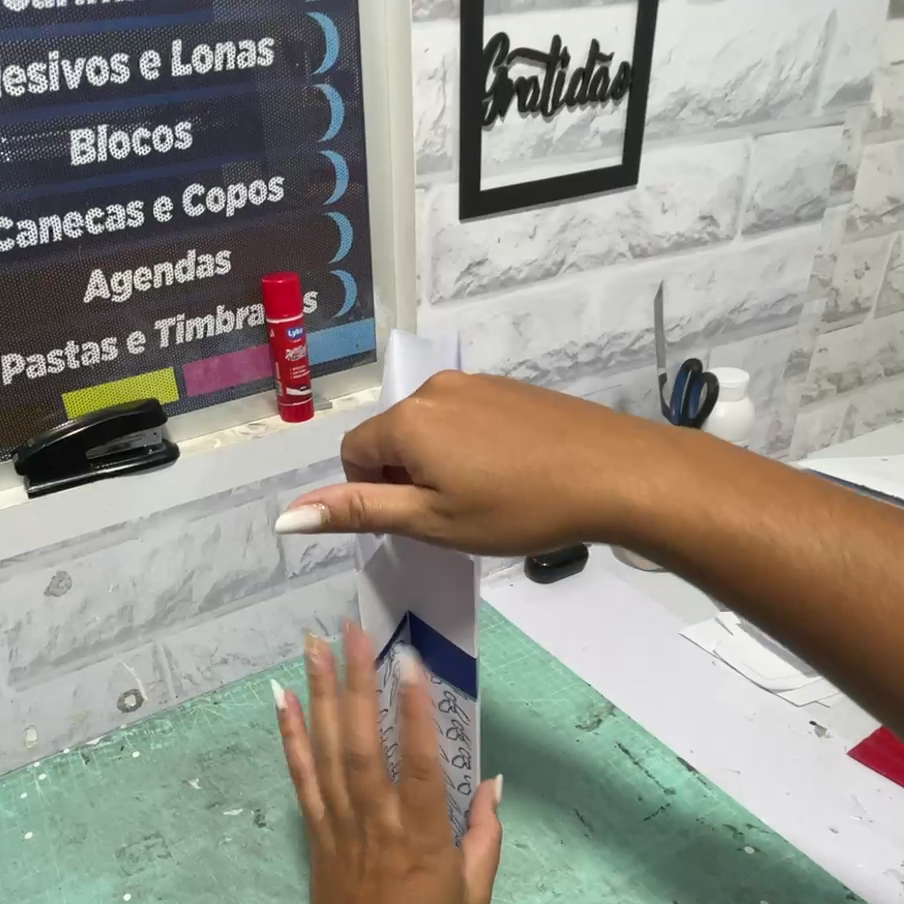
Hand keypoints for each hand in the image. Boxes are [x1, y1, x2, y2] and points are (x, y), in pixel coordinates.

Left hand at [219, 622, 503, 903]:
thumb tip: (495, 782)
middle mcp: (376, 819)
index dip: (416, 710)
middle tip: (352, 630)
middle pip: (362, 742)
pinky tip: (281, 698)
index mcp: (422, 836)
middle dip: (356, 681)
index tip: (410, 661)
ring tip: (314, 644)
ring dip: (319, 692)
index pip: (422, 763)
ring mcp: (338, 821)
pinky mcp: (314, 828)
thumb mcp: (474, 897)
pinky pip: (300, 775)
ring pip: (327, 749)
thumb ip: (485, 836)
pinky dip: (289, 734)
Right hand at [274, 371, 682, 555]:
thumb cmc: (517, 507)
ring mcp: (476, 383)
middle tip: (451, 512)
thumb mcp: (430, 520)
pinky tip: (509, 472)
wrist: (617, 474)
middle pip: (389, 438)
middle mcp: (435, 390)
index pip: (352, 454)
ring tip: (484, 495)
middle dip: (403, 476)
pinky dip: (468, 446)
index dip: (370, 492)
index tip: (415, 517)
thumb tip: (285, 517)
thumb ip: (356, 513)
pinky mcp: (509, 387)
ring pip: (428, 428)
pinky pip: (464, 417)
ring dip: (436, 462)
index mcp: (408, 420)